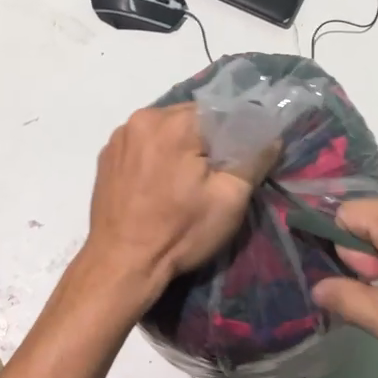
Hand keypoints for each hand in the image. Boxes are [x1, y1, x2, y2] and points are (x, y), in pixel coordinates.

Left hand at [81, 104, 272, 301]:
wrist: (121, 265)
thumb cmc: (179, 233)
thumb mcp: (229, 200)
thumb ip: (253, 161)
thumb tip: (271, 138)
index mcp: (173, 124)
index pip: (216, 111)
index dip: (233, 133)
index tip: (238, 158)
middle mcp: (141, 119)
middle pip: (188, 117)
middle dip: (204, 139)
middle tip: (213, 173)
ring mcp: (119, 137)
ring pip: (164, 129)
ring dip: (178, 145)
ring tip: (184, 179)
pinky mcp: (106, 156)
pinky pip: (142, 143)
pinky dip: (155, 155)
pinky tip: (158, 183)